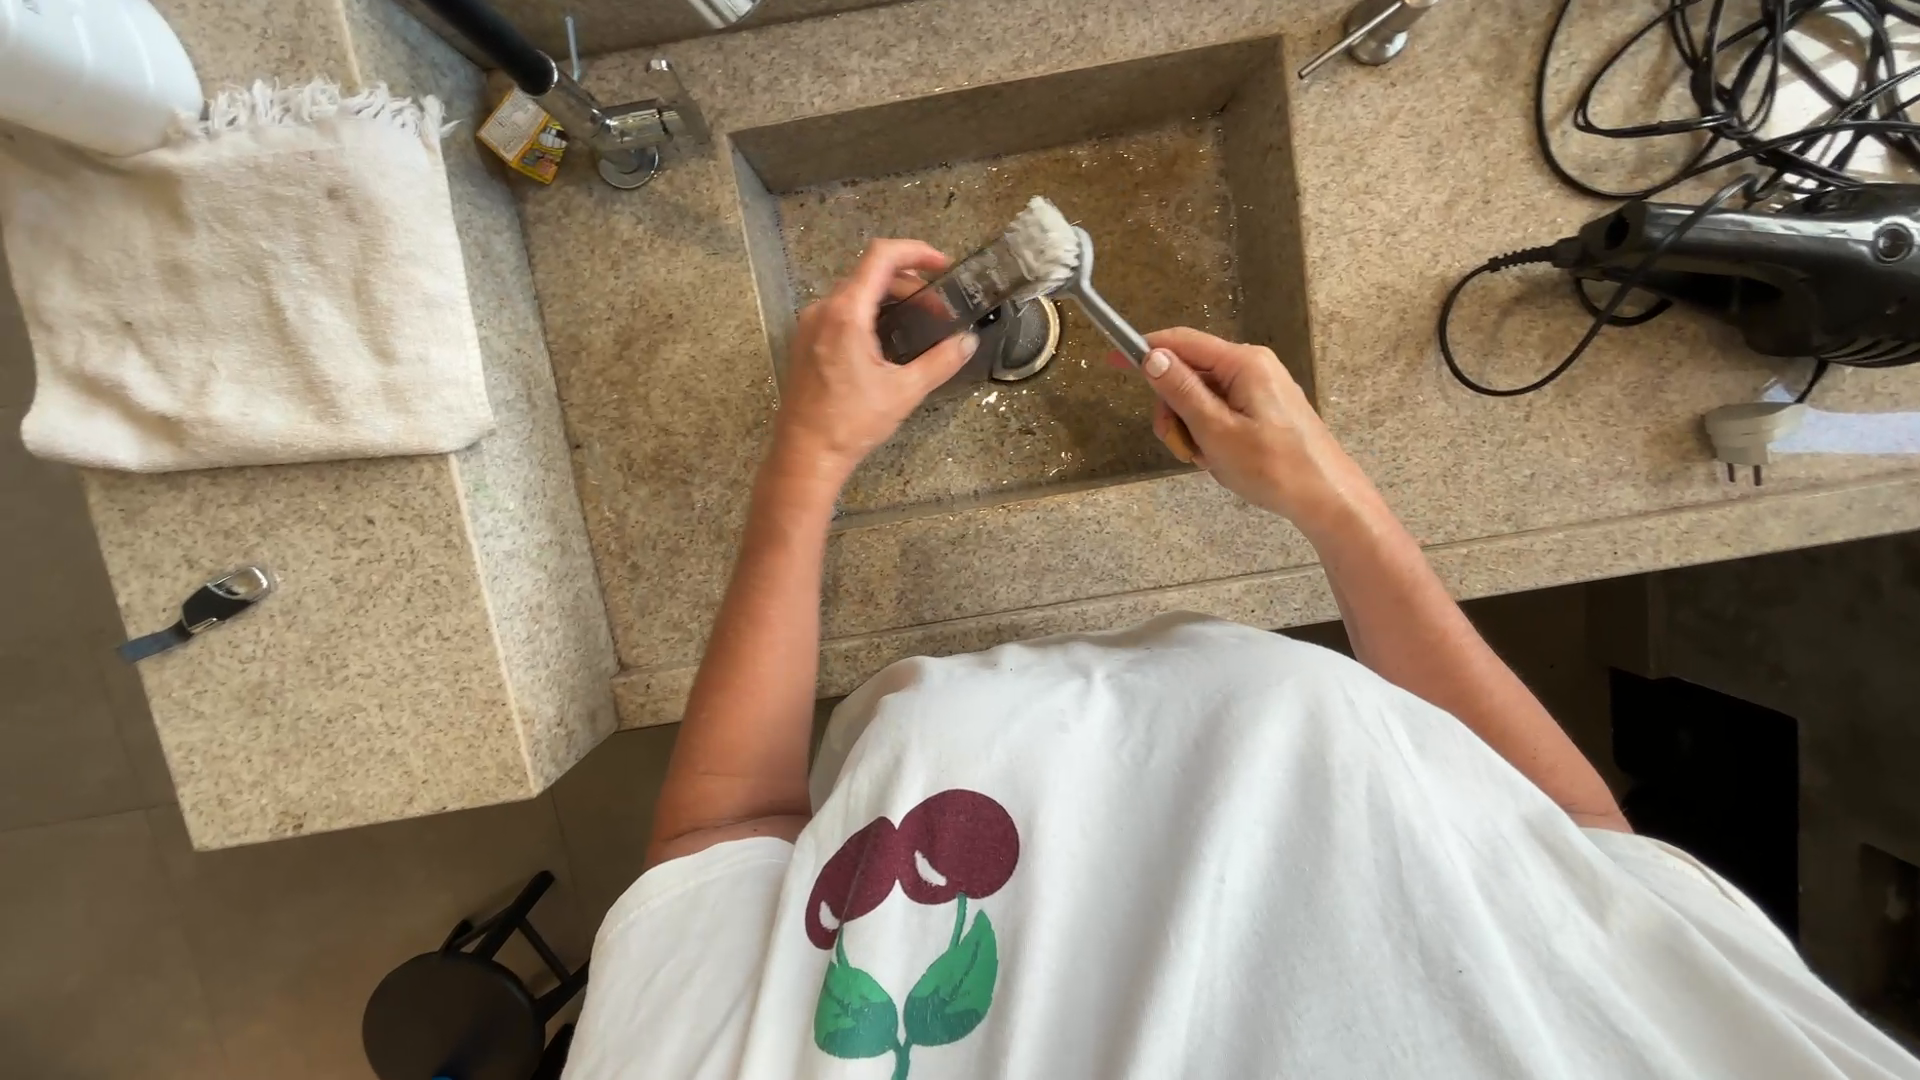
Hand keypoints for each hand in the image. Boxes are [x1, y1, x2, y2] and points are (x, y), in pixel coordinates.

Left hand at [773, 239, 979, 481]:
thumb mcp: (904, 392)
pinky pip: (839, 313)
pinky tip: (885, 342)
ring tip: (916, 324)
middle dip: (909, 285)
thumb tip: (968, 342)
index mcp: (846, 313)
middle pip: (870, 275)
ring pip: (854, 293)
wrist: (806, 454)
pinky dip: (867, 314)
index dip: (916, 252)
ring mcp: (809, 325)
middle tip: (938, 311)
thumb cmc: (849, 424)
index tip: (942, 266)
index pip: (882, 256)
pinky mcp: (805, 342)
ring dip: (888, 300)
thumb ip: (941, 361)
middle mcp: (823, 310)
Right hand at [1135, 327, 1367, 533]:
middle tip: (1181, 446)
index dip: (1144, 350)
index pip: (1181, 342)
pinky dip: (1208, 435)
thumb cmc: (1273, 467)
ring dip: (1190, 429)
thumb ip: (1181, 391)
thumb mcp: (1216, 430)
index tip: (1112, 360)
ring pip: (1199, 398)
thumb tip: (1151, 357)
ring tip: (1206, 459)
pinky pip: (1218, 412)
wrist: (1326, 498)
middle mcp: (1251, 367)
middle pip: (1188, 374)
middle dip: (1173, 410)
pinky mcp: (1262, 409)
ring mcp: (1258, 388)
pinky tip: (1218, 459)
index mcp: (1243, 363)